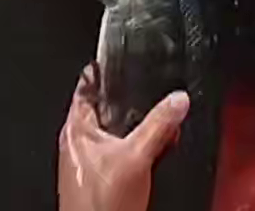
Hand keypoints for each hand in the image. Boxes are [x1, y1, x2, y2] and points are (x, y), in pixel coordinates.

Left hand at [57, 67, 189, 210]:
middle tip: (149, 90)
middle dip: (129, 100)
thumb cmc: (102, 208)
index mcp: (76, 128)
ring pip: (113, 132)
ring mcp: (86, 164)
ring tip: (159, 121)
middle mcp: (78, 143)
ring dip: (136, 126)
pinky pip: (117, 154)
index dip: (105, 68)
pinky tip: (155, 152)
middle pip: (104, 107)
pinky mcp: (97, 182)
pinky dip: (135, 148)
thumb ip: (159, 125)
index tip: (122, 58)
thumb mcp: (137, 157)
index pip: (88, 82)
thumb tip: (178, 100)